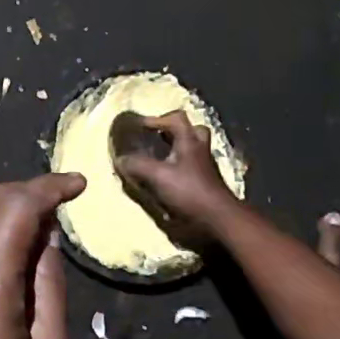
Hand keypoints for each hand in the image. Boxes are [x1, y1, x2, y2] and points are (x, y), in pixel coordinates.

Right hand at [113, 110, 237, 231]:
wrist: (219, 219)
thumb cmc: (189, 191)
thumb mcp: (157, 176)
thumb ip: (136, 165)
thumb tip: (120, 159)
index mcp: (190, 142)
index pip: (176, 118)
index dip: (156, 119)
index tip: (138, 127)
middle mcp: (199, 150)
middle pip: (189, 131)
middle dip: (170, 132)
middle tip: (154, 139)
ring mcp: (203, 167)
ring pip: (189, 149)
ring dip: (172, 150)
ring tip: (153, 158)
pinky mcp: (203, 182)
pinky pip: (187, 167)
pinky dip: (174, 167)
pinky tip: (161, 178)